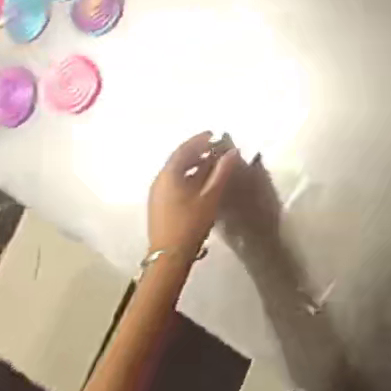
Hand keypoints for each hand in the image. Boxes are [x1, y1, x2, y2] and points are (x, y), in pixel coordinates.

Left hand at [147, 132, 241, 259]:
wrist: (169, 255)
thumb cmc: (191, 223)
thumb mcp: (210, 196)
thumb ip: (222, 172)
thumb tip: (233, 152)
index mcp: (169, 174)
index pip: (184, 149)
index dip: (199, 140)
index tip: (214, 135)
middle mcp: (159, 179)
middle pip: (178, 159)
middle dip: (197, 151)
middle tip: (214, 148)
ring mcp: (157, 193)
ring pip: (176, 171)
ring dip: (193, 164)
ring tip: (210, 164)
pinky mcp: (159, 204)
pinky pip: (174, 182)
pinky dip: (188, 176)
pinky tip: (200, 183)